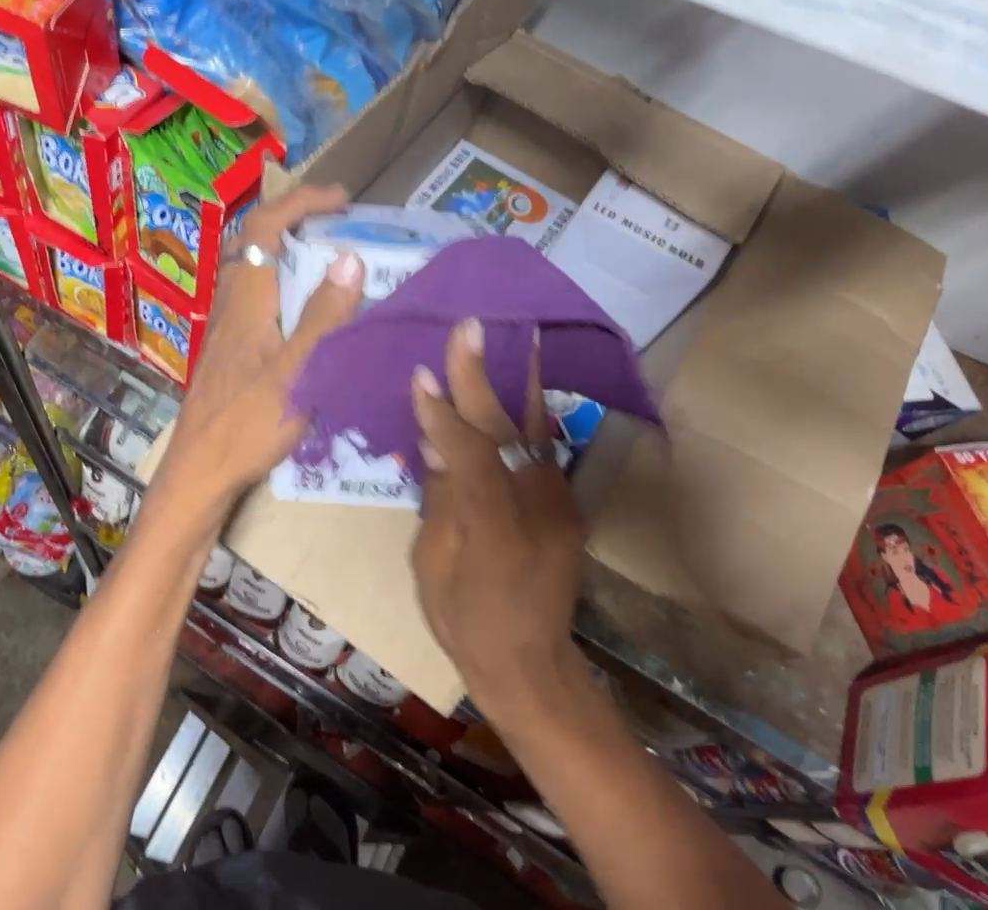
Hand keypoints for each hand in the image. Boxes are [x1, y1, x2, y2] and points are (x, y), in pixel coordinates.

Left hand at [156, 185, 365, 509]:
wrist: (199, 473)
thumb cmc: (247, 426)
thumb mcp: (297, 373)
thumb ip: (323, 318)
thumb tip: (349, 258)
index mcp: (246, 300)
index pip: (265, 226)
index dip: (301, 202)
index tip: (342, 199)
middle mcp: (230, 305)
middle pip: (253, 242)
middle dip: (294, 220)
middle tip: (337, 225)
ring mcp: (226, 330)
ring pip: (251, 271)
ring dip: (287, 253)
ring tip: (329, 263)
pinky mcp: (228, 353)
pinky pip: (254, 299)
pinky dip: (282, 286)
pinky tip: (305, 316)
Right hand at [410, 319, 587, 711]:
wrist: (530, 661)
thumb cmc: (464, 619)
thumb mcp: (432, 562)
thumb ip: (440, 495)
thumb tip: (434, 437)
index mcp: (495, 527)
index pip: (469, 453)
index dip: (444, 412)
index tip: (420, 374)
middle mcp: (538, 507)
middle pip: (507, 430)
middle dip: (484, 377)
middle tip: (470, 326)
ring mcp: (560, 504)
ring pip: (537, 432)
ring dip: (522, 381)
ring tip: (521, 334)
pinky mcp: (567, 506)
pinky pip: (544, 451)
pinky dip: (529, 414)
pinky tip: (522, 386)